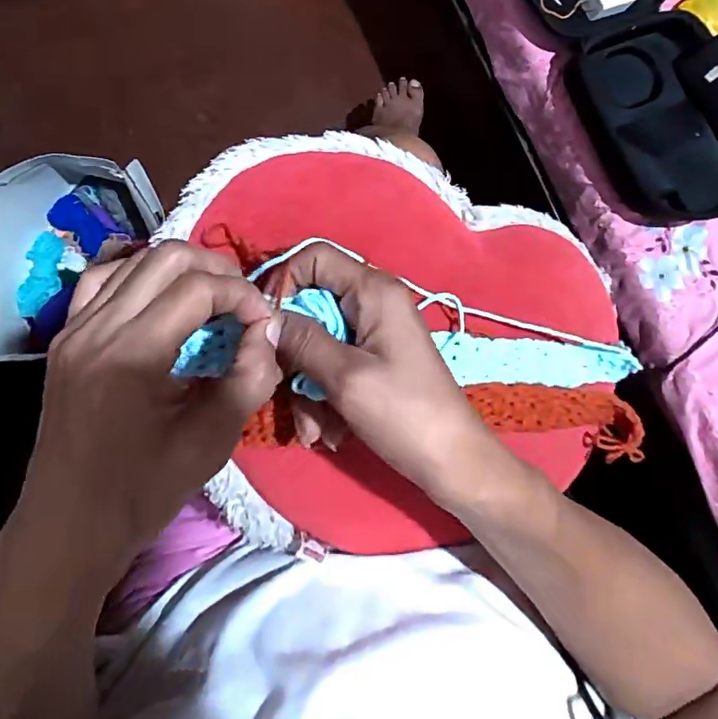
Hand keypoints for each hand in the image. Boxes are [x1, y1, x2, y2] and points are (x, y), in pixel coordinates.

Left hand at [15, 242, 282, 561]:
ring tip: (210, 296)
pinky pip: (102, 278)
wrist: (67, 528)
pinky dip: (139, 273)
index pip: (198, 287)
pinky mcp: (65, 338)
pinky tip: (161, 296)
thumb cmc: (143, 491)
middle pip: (166, 257)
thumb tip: (267, 328)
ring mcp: (73, 329)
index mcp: (132, 355)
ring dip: (181, 268)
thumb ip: (251, 377)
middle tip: (241, 301)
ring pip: (135, 259)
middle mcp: (96, 329)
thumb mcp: (212, 441)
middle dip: (215, 269)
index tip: (263, 319)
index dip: (242, 294)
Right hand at [268, 243, 518, 511]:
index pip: (315, 256)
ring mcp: (374, 333)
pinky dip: (325, 397)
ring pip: (317, 344)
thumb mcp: (346, 377)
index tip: (264, 323)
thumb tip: (266, 318)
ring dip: (307, 388)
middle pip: (311, 306)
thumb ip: (302, 341)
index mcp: (374, 290)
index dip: (283, 282)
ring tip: (316, 430)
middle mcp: (373, 302)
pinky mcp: (373, 361)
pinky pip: (333, 367)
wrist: (453, 461)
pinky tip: (330, 433)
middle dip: (294, 354)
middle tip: (285, 391)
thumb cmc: (404, 413)